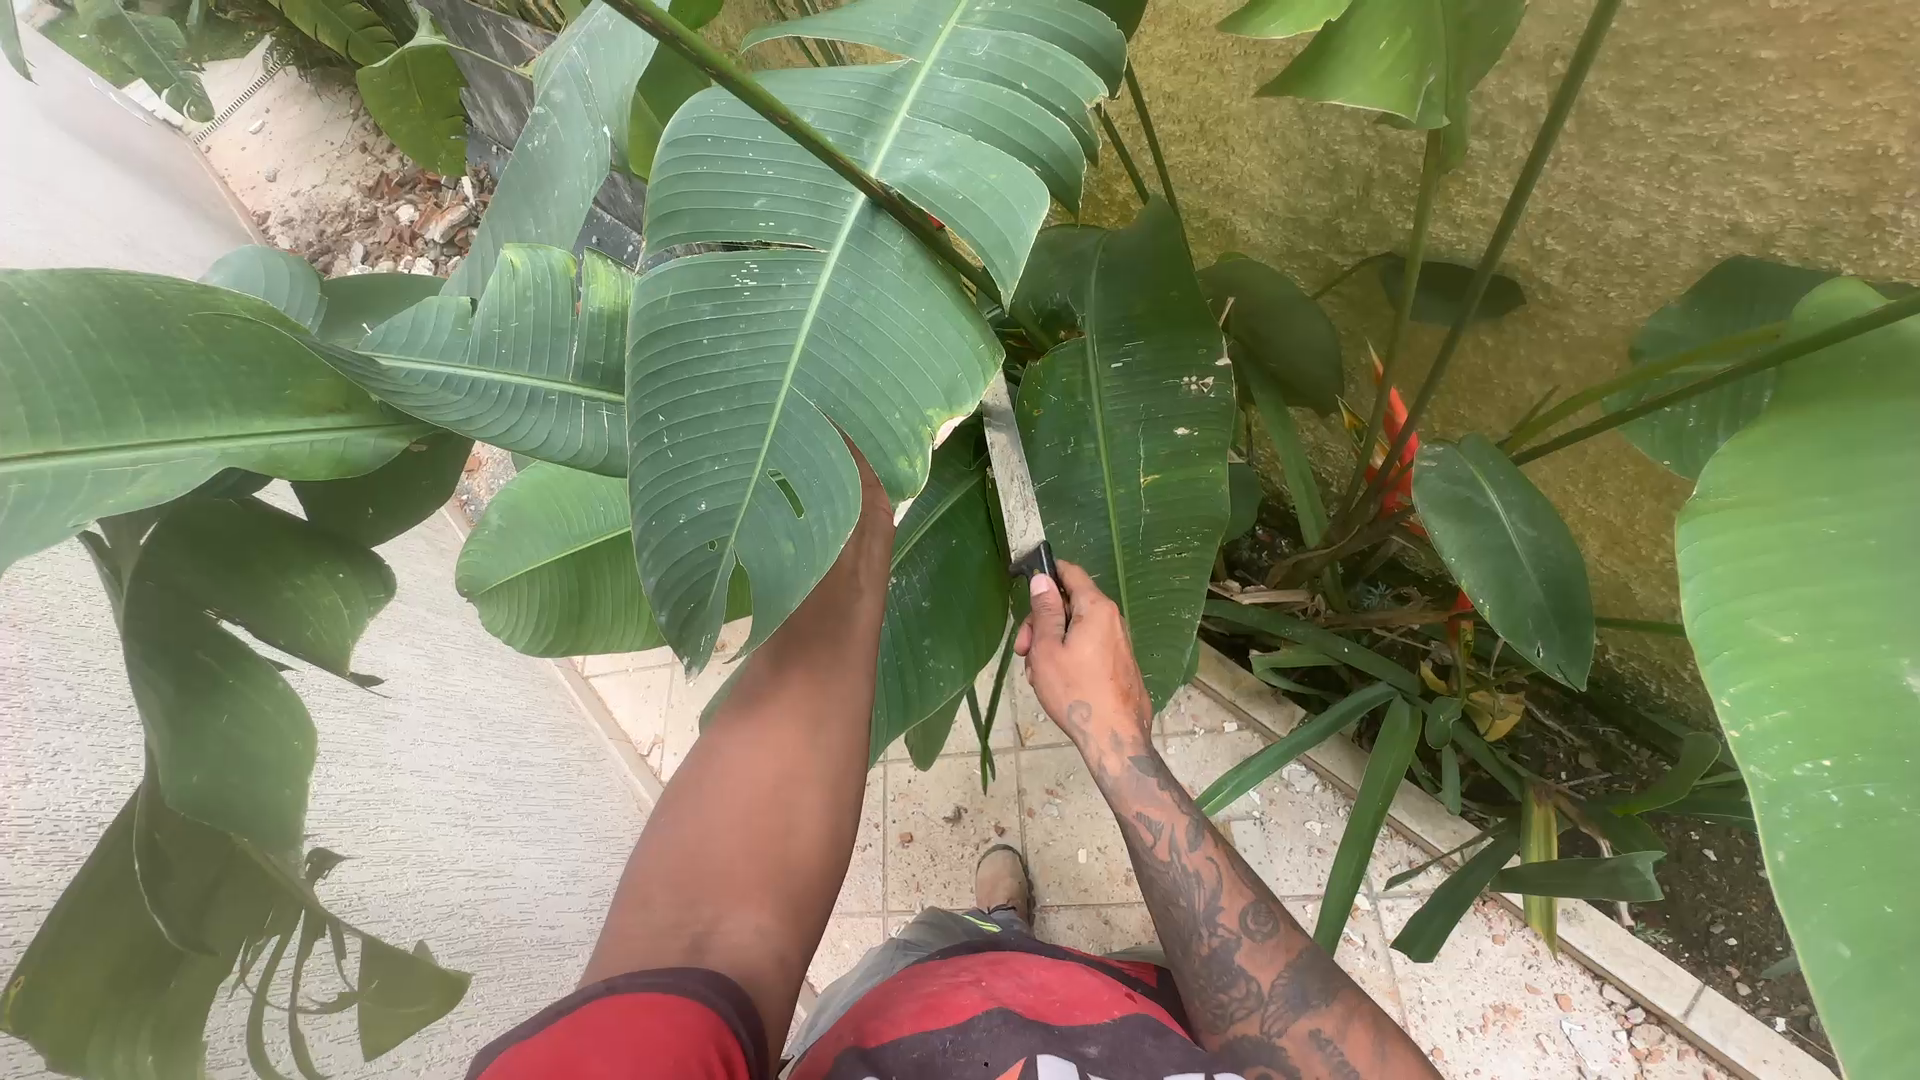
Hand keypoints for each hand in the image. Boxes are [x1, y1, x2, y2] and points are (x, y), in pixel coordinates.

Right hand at [1013, 561, 1152, 755]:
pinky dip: (1069, 657)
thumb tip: (1042, 579)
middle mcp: (1112, 619)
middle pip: (1069, 605)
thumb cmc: (1075, 691)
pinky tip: (1056, 683)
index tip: (1026, 587)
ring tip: (1039, 676)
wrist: (1114, 737)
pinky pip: (1088, 648)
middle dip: (1041, 623)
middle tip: (1023, 651)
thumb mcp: (1047, 649)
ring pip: (1075, 630)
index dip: (1047, 574)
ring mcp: (1118, 642)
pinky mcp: (1119, 663)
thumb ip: (1044, 611)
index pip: (1071, 572)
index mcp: (1095, 608)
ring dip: (1051, 645)